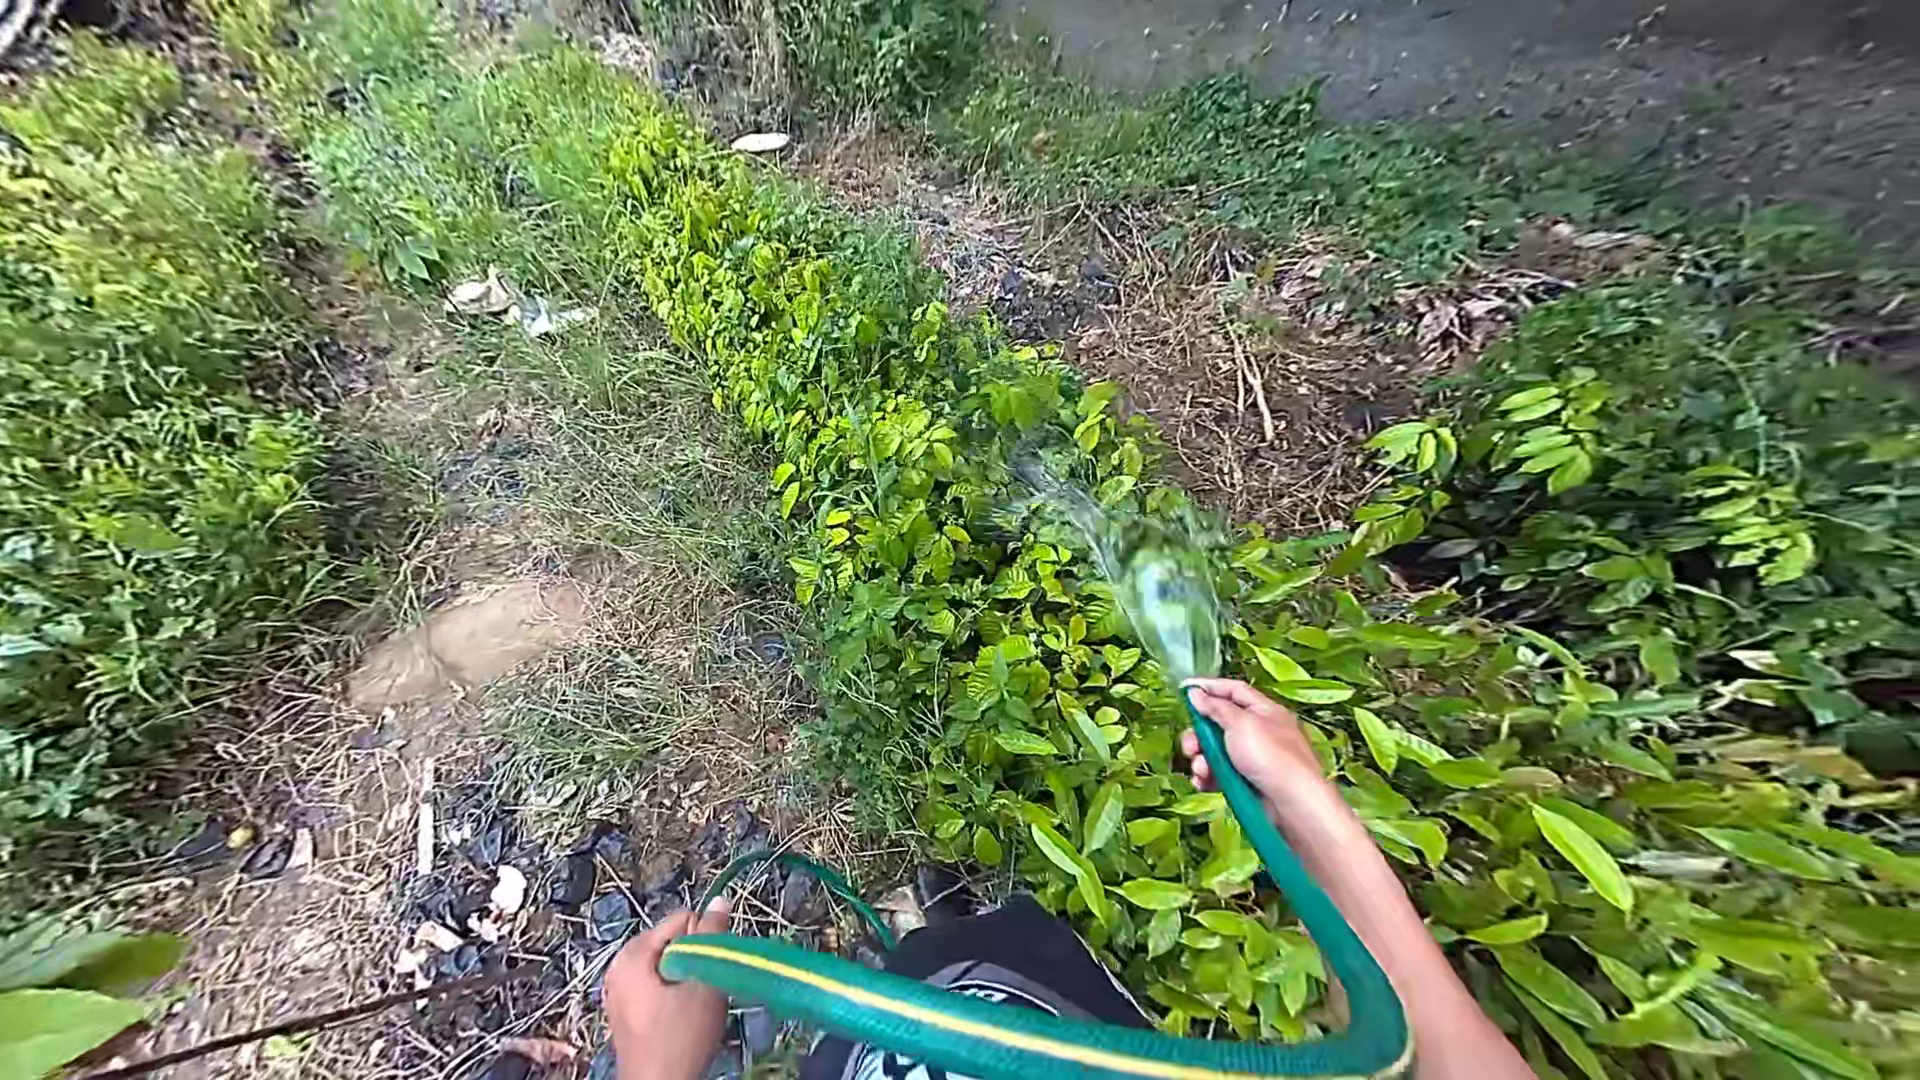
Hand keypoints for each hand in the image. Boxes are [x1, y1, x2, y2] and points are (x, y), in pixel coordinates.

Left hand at [604, 899, 731, 1079]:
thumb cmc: (680, 1038)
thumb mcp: (704, 980)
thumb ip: (712, 935)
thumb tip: (719, 898)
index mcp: (632, 954)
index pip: (683, 919)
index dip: (703, 941)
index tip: (705, 972)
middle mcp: (619, 965)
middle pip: (675, 938)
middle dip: (694, 956)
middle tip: (700, 988)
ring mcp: (619, 987)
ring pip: (671, 958)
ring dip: (687, 973)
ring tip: (691, 1003)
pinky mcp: (625, 1007)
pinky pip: (659, 978)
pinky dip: (674, 988)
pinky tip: (680, 1013)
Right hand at [1179, 678, 1332, 810]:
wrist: (1294, 806)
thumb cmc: (1270, 756)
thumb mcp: (1240, 724)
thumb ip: (1216, 707)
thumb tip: (1195, 693)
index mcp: (1264, 711)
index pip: (1233, 690)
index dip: (1209, 687)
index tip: (1184, 690)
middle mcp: (1259, 731)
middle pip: (1219, 723)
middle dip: (1199, 734)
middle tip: (1189, 746)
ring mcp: (1253, 758)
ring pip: (1216, 750)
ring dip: (1202, 758)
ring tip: (1200, 770)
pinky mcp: (1247, 781)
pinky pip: (1221, 771)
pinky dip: (1208, 776)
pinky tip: (1202, 782)